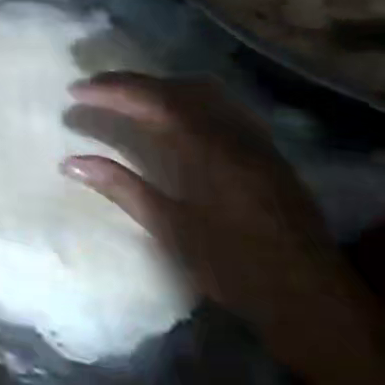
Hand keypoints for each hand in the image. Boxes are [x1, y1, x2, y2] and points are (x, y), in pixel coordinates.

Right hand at [62, 72, 352, 347]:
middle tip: (90, 89)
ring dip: (157, 85)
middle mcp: (230, 130)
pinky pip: (218, 104)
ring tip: (124, 95)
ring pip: (198, 90)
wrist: (314, 301)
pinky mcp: (264, 148)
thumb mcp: (171, 230)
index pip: (150, 100)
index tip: (75, 92)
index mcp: (206, 148)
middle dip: (127, 83)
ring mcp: (251, 136)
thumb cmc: (235, 269)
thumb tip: (70, 162)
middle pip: (172, 87)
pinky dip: (184, 97)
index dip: (110, 91)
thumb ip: (122, 188)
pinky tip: (171, 113)